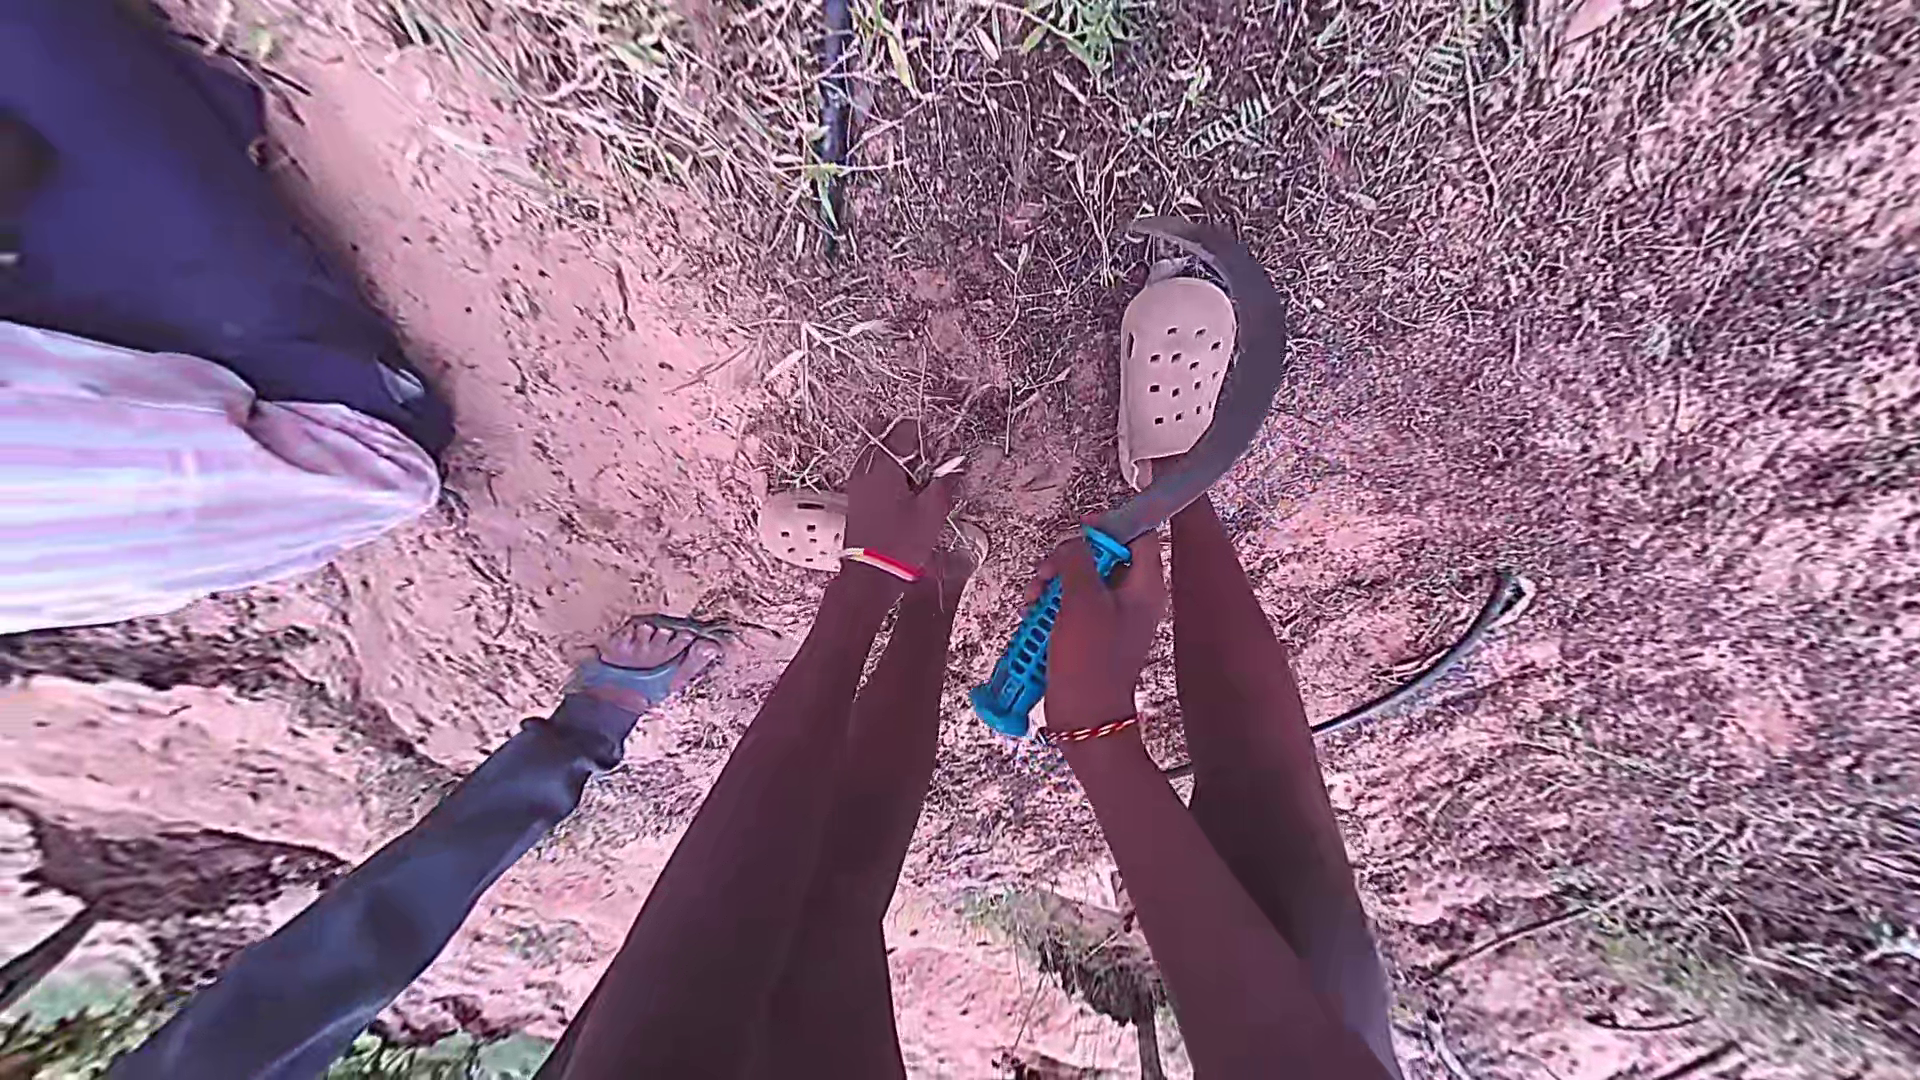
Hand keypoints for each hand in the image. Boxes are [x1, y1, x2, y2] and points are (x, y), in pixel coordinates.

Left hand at [842, 421, 954, 570]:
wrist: (872, 575)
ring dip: (895, 457)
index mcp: (884, 466)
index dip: (924, 434)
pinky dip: (887, 472)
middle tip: (926, 454)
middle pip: (883, 437)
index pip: (903, 431)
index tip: (938, 445)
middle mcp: (865, 470)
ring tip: (917, 473)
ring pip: (875, 454)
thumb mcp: (932, 512)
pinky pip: (871, 472)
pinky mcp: (856, 500)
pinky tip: (903, 489)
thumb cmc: (900, 543)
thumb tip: (955, 469)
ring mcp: (857, 484)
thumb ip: (945, 483)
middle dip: (906, 441)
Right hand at [1028, 529, 1166, 732]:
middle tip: (1047, 571)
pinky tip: (1033, 613)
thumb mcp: (1082, 601)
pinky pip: (1068, 603)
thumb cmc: (1090, 658)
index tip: (1084, 526)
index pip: (1140, 537)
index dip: (1113, 524)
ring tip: (1034, 597)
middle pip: (1102, 557)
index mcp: (1144, 587)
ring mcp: (1108, 615)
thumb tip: (1071, 546)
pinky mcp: (1087, 631)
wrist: (1083, 713)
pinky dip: (1049, 603)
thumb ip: (1077, 561)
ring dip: (1052, 582)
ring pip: (1079, 579)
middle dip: (1068, 560)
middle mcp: (1130, 598)